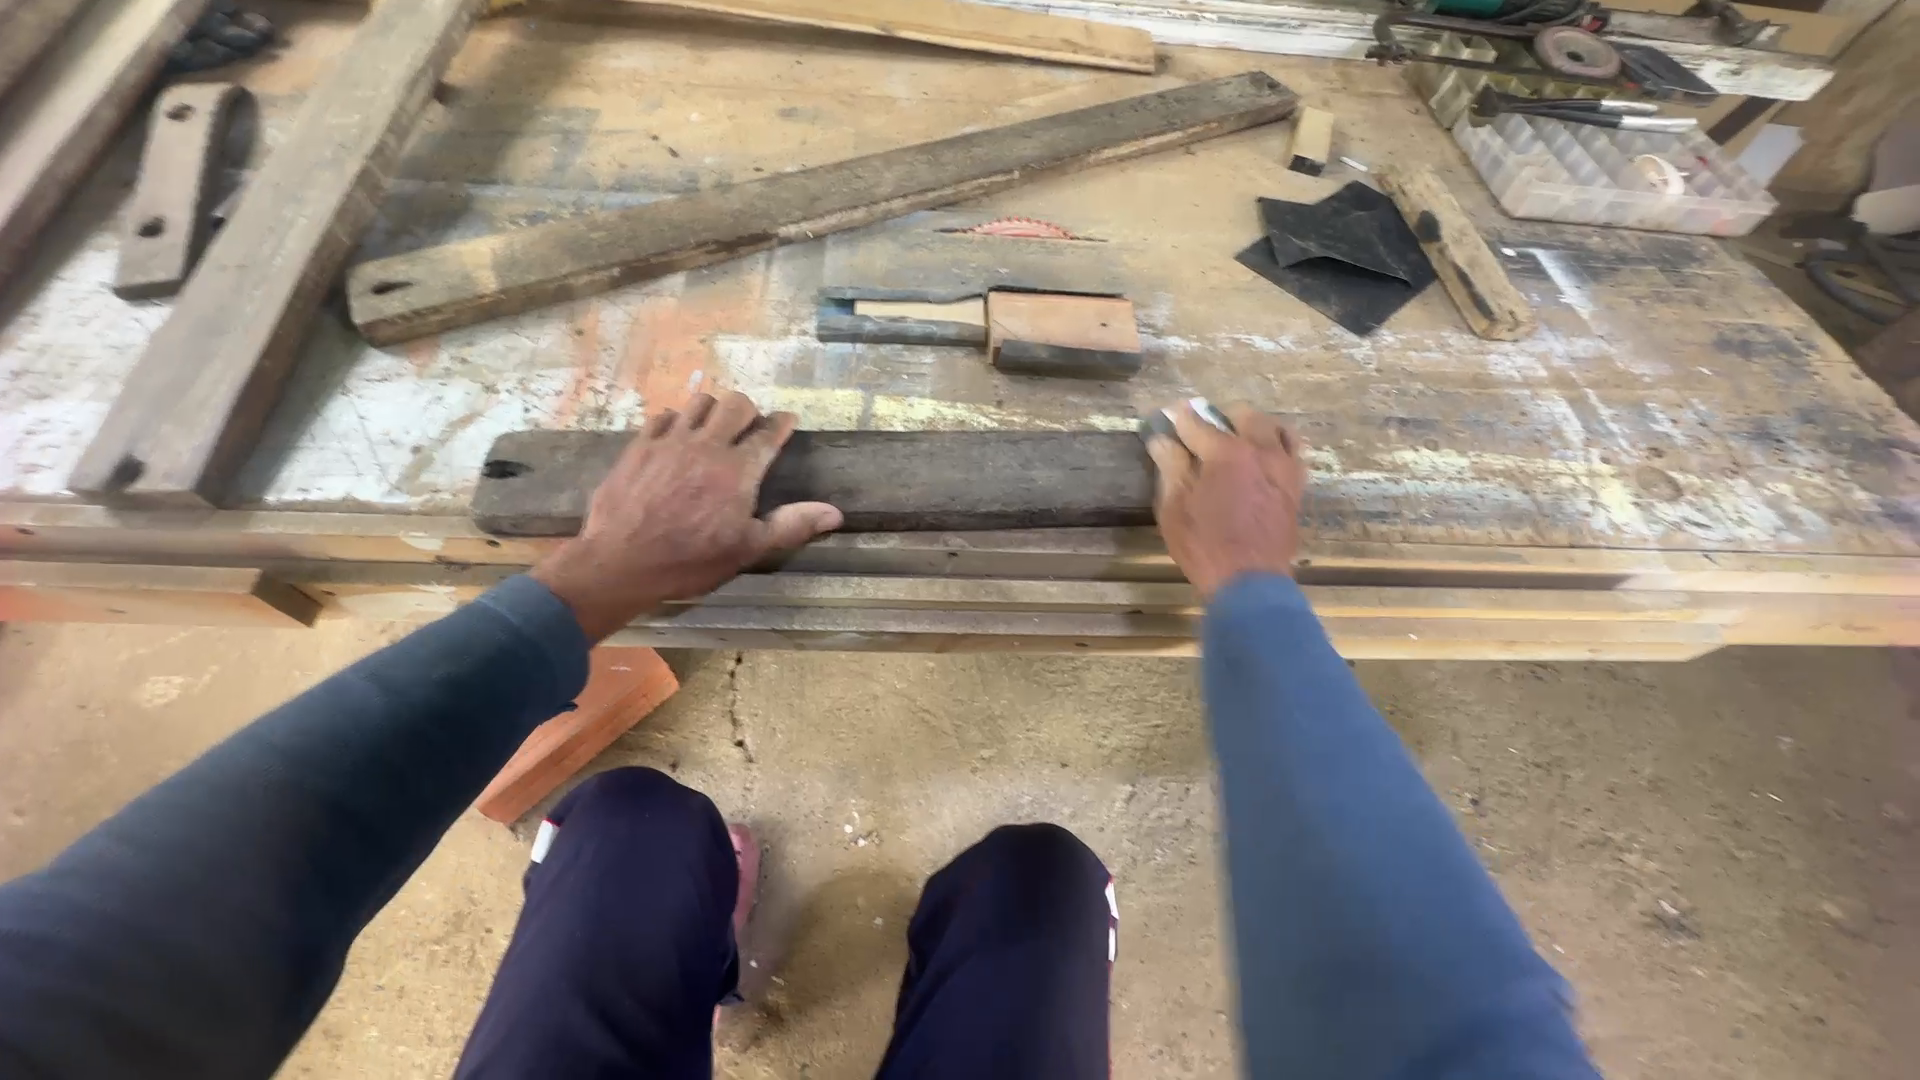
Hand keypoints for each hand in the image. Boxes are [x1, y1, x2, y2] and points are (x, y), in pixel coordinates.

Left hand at [530, 392, 842, 640]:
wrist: (621, 563)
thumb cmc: (691, 561)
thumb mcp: (748, 550)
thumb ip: (792, 525)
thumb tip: (835, 513)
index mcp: (739, 470)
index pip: (768, 433)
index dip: (782, 424)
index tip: (788, 421)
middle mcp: (707, 445)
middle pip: (735, 404)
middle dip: (749, 411)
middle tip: (750, 428)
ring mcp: (670, 441)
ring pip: (699, 402)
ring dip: (713, 411)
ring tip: (714, 429)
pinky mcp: (639, 446)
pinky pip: (664, 416)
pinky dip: (678, 421)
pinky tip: (678, 439)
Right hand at [1144, 399, 1307, 598]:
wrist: (1250, 582)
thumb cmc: (1204, 546)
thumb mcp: (1174, 508)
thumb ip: (1170, 468)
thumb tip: (1162, 440)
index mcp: (1227, 453)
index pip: (1197, 423)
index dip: (1179, 418)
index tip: (1168, 414)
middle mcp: (1261, 451)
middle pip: (1244, 416)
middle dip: (1220, 416)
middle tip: (1202, 429)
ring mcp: (1284, 469)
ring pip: (1275, 429)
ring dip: (1254, 427)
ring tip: (1237, 438)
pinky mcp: (1296, 488)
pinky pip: (1292, 453)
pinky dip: (1277, 446)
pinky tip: (1263, 458)